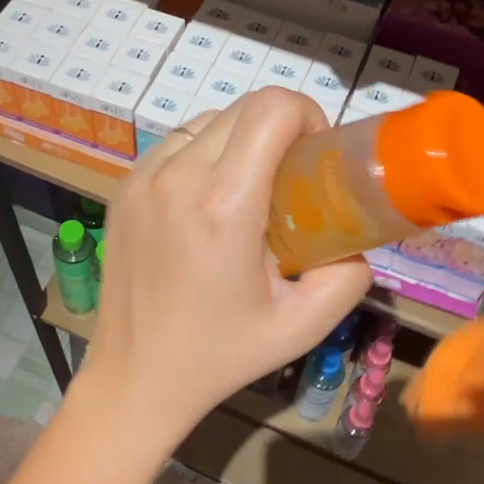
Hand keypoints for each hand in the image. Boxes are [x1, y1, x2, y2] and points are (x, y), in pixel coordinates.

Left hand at [84, 88, 372, 435]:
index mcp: (224, 206)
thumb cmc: (220, 354)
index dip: (308, 117)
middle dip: (281, 128)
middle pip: (245, 107)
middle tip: (292, 179)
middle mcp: (179, 177)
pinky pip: (178, 143)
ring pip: (210, 120)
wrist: (135, 375)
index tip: (315, 158)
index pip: (273, 109)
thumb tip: (359, 240)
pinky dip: (205, 154)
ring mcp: (143, 176)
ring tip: (250, 190)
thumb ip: (348, 276)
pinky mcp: (124, 185)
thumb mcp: (302, 326)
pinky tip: (209, 201)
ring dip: (241, 139)